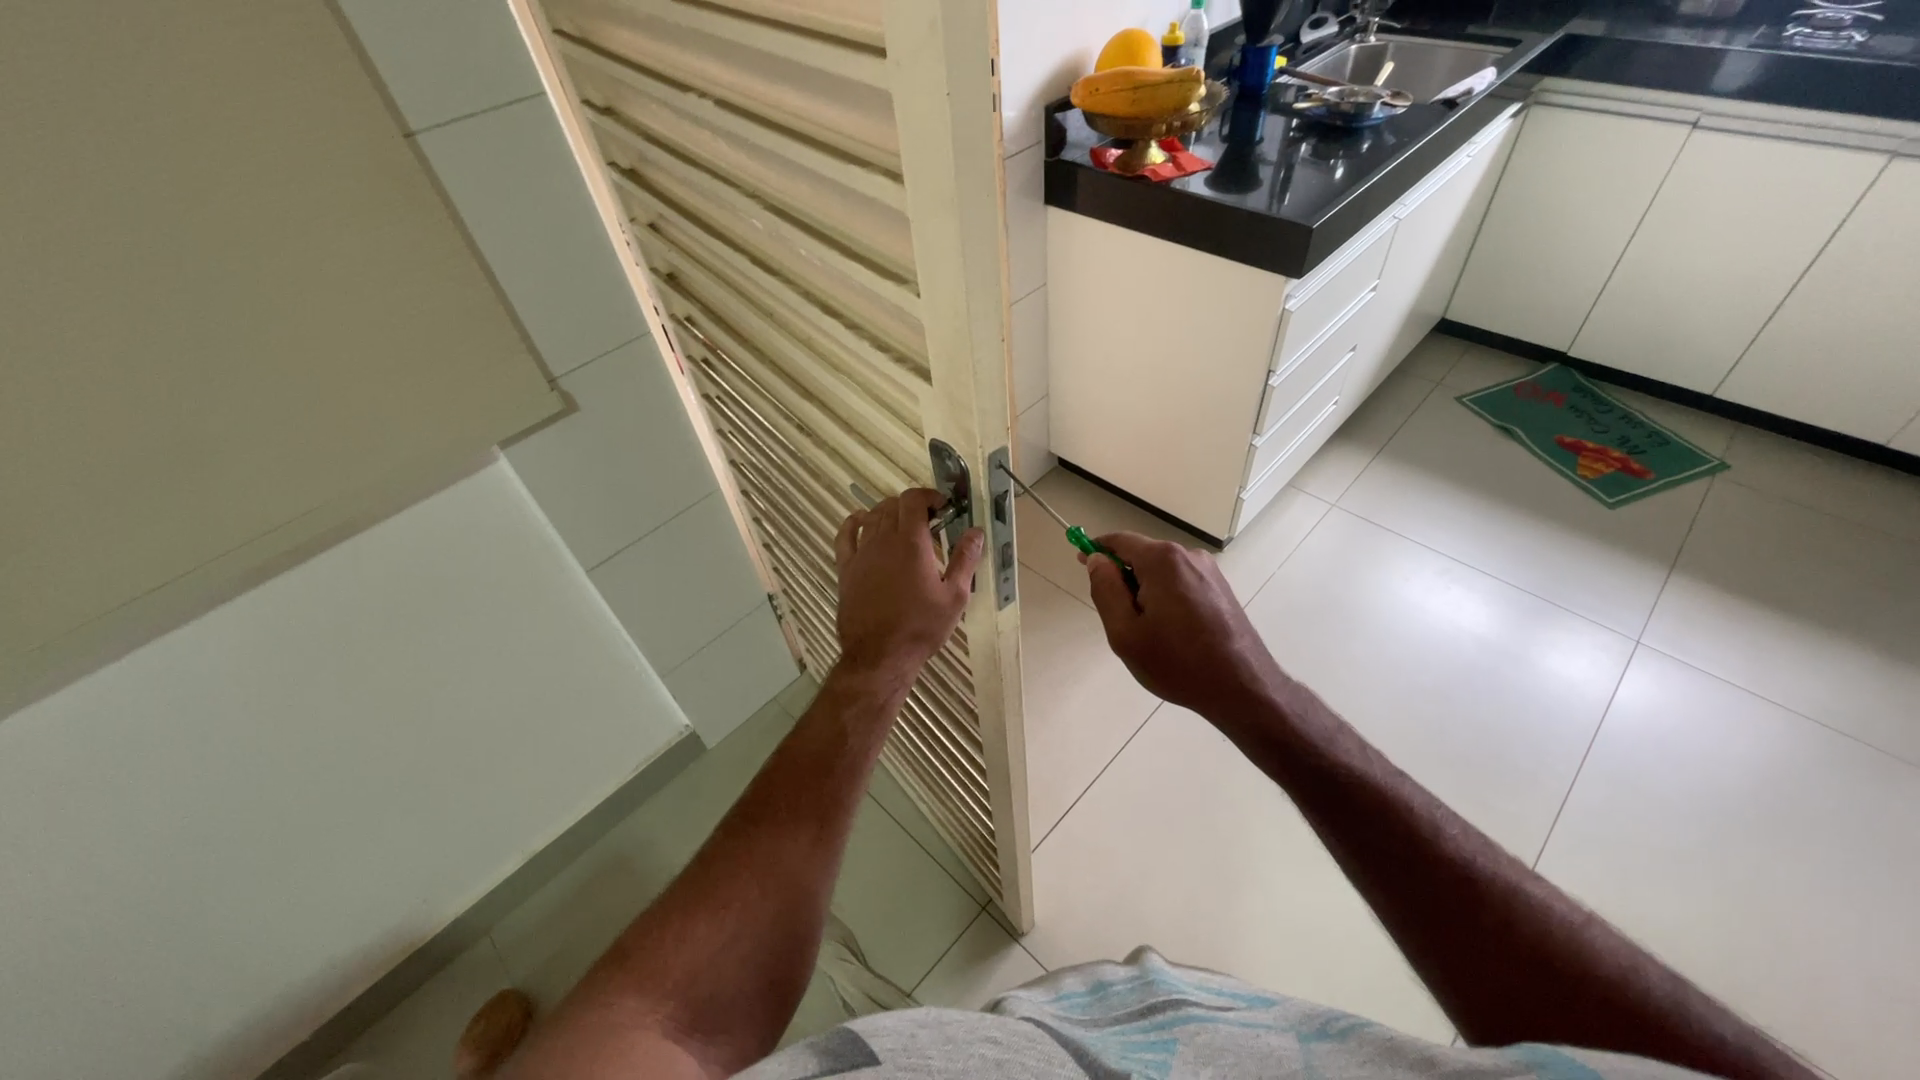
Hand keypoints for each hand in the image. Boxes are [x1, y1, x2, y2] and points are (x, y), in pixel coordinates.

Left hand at [833, 488, 983, 680]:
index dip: (928, 496)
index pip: (913, 500)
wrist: (880, 656)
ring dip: (889, 513)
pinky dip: (853, 523)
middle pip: (892, 505)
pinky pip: (845, 536)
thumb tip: (976, 531)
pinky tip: (861, 522)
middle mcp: (882, 541)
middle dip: (912, 506)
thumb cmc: (921, 627)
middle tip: (929, 522)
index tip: (943, 508)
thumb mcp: (955, 596)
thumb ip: (965, 559)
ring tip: (904, 527)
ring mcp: (860, 554)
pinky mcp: (846, 569)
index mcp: (911, 543)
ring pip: (871, 517)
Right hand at [1084, 532, 1287, 717]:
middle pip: (1142, 556)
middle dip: (1124, 580)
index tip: (1082, 564)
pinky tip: (1174, 635)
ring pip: (1162, 572)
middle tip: (1121, 622)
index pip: (1119, 540)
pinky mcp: (1221, 588)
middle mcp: (1188, 556)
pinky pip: (1182, 583)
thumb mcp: (1125, 633)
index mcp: (1162, 560)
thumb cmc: (1177, 663)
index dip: (1097, 550)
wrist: (1242, 687)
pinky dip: (1168, 599)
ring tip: (1152, 635)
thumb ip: (1105, 590)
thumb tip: (1096, 560)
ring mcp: (1209, 571)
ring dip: (1147, 593)